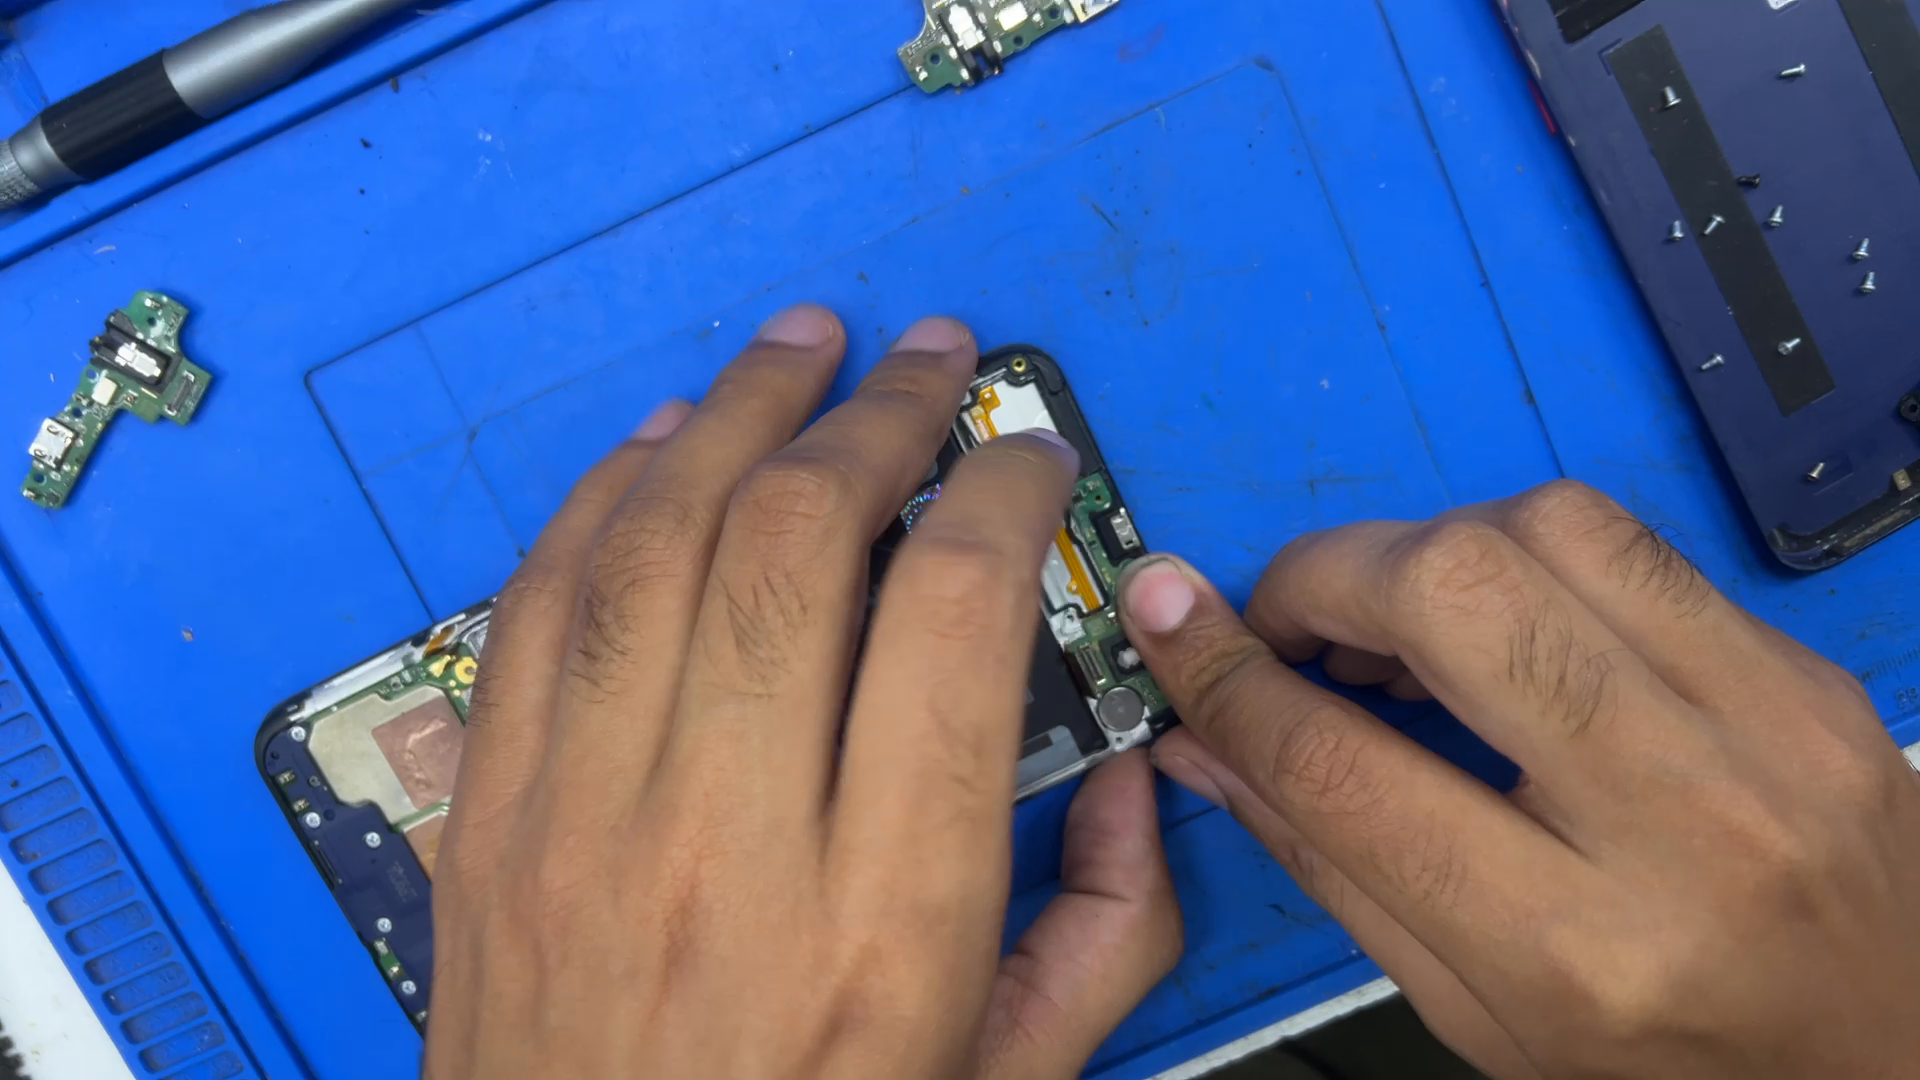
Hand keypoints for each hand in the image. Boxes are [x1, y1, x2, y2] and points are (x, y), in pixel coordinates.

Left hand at [424, 307, 1179, 1078]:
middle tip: (925, 353)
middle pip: (797, 544)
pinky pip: (540, 604)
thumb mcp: (1014, 1070)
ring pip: (657, 543)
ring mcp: (583, 812)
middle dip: (877, 417)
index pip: (954, 617)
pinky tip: (666, 435)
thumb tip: (1133, 766)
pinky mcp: (494, 812)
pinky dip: (605, 493)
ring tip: (801, 343)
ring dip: (737, 412)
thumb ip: (1111, 920)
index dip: (1003, 494)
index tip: (1029, 455)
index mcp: (886, 907)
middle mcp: (730, 835)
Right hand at [1120, 481, 1919, 1078]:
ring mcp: (1771, 722)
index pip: (1337, 765)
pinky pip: (1609, 534)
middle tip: (1291, 624)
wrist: (1908, 1076)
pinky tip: (1482, 622)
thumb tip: (1191, 733)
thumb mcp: (1449, 994)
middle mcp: (1684, 821)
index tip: (1162, 613)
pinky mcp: (1799, 667)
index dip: (1224, 673)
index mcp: (1567, 946)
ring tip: (1387, 626)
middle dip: (1325, 582)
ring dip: (1414, 554)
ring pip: (1534, 528)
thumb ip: (1306, 845)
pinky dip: (1499, 548)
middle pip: (1453, 596)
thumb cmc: (1640, 1060)